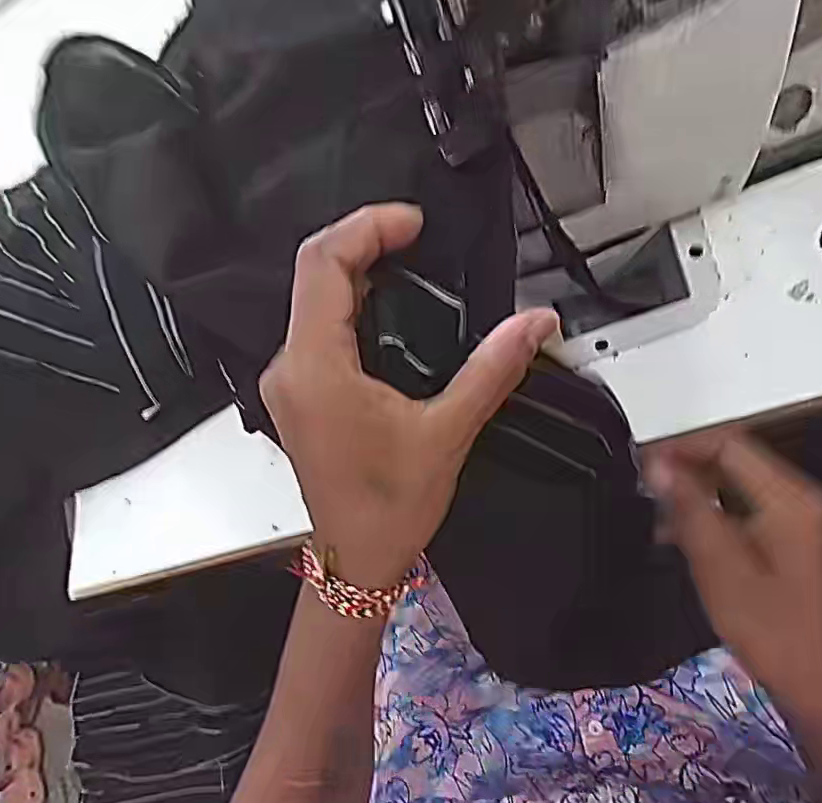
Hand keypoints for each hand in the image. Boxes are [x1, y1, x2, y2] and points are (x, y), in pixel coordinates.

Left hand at [260, 204, 560, 587]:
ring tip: (409, 275)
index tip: (410, 223)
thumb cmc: (389, 509)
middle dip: (364, 247)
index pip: (324, 263)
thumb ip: (491, 370)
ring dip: (357, 281)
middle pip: (314, 277)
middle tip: (415, 242)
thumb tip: (532, 325)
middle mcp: (290, 371)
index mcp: (316, 368)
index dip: (368, 227)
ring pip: (313, 306)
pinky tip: (388, 326)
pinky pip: (316, 337)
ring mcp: (289, 387)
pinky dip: (350, 316)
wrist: (359, 559)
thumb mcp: (448, 431)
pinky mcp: (299, 401)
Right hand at [647, 431, 821, 700]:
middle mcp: (800, 498)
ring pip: (736, 484)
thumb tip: (658, 468)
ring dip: (696, 491)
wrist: (809, 674)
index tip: (645, 463)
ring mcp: (798, 517)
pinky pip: (746, 506)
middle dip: (687, 469)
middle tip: (646, 486)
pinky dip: (714, 511)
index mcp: (788, 497)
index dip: (682, 448)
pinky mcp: (791, 537)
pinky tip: (684, 532)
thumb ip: (688, 508)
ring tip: (658, 511)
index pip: (729, 444)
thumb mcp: (717, 564)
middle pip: (734, 460)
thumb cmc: (766, 626)